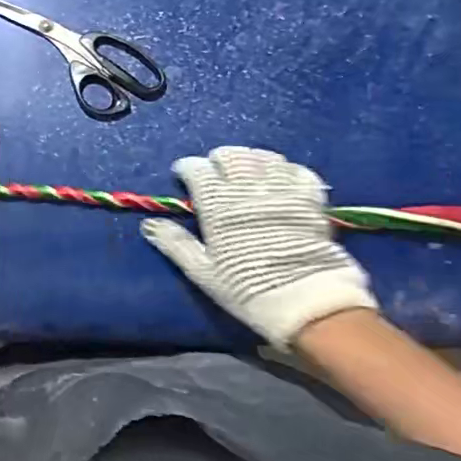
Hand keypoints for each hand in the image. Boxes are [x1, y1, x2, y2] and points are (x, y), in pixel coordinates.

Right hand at [140, 146, 376, 347]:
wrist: (309, 304)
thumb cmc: (248, 287)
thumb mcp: (203, 271)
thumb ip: (175, 243)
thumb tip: (149, 223)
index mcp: (217, 205)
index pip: (197, 169)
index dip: (188, 169)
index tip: (184, 177)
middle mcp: (248, 192)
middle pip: (232, 156)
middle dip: (220, 159)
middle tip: (216, 172)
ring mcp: (283, 194)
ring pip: (265, 158)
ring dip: (252, 161)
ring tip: (247, 172)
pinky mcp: (311, 202)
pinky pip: (300, 173)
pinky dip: (287, 170)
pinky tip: (281, 179)